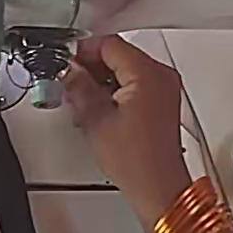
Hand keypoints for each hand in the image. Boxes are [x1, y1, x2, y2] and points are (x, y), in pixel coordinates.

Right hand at [64, 35, 194, 223]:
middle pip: (120, 53)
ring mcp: (165, 88)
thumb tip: (70, 70)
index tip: (67, 61)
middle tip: (70, 78)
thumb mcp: (95, 119)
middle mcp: (161, 76)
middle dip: (92, 64)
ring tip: (82, 95)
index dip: (84, 51)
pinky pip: (136, 81)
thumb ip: (79, 86)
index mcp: (147, 74)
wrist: (157, 187)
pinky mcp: (163, 101)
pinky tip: (99, 105)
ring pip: (127, 67)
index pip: (110, 44)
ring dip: (103, 77)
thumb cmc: (136, 161)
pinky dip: (116, 87)